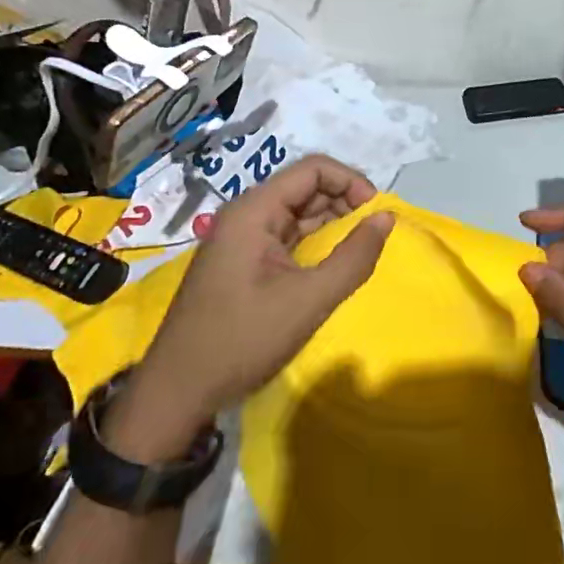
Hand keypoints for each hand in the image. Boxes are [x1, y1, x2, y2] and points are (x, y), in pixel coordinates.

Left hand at [108, 155, 392, 460]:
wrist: (176, 394)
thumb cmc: (242, 340)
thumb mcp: (309, 300)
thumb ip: (354, 256)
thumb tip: (387, 217)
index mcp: (253, 212)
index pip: (313, 169)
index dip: (351, 181)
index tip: (377, 212)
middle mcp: (245, 216)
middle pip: (305, 187)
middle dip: (345, 201)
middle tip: (374, 231)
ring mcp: (242, 239)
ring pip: (298, 212)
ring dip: (333, 221)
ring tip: (361, 245)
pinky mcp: (243, 262)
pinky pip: (287, 235)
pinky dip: (316, 241)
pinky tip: (334, 261)